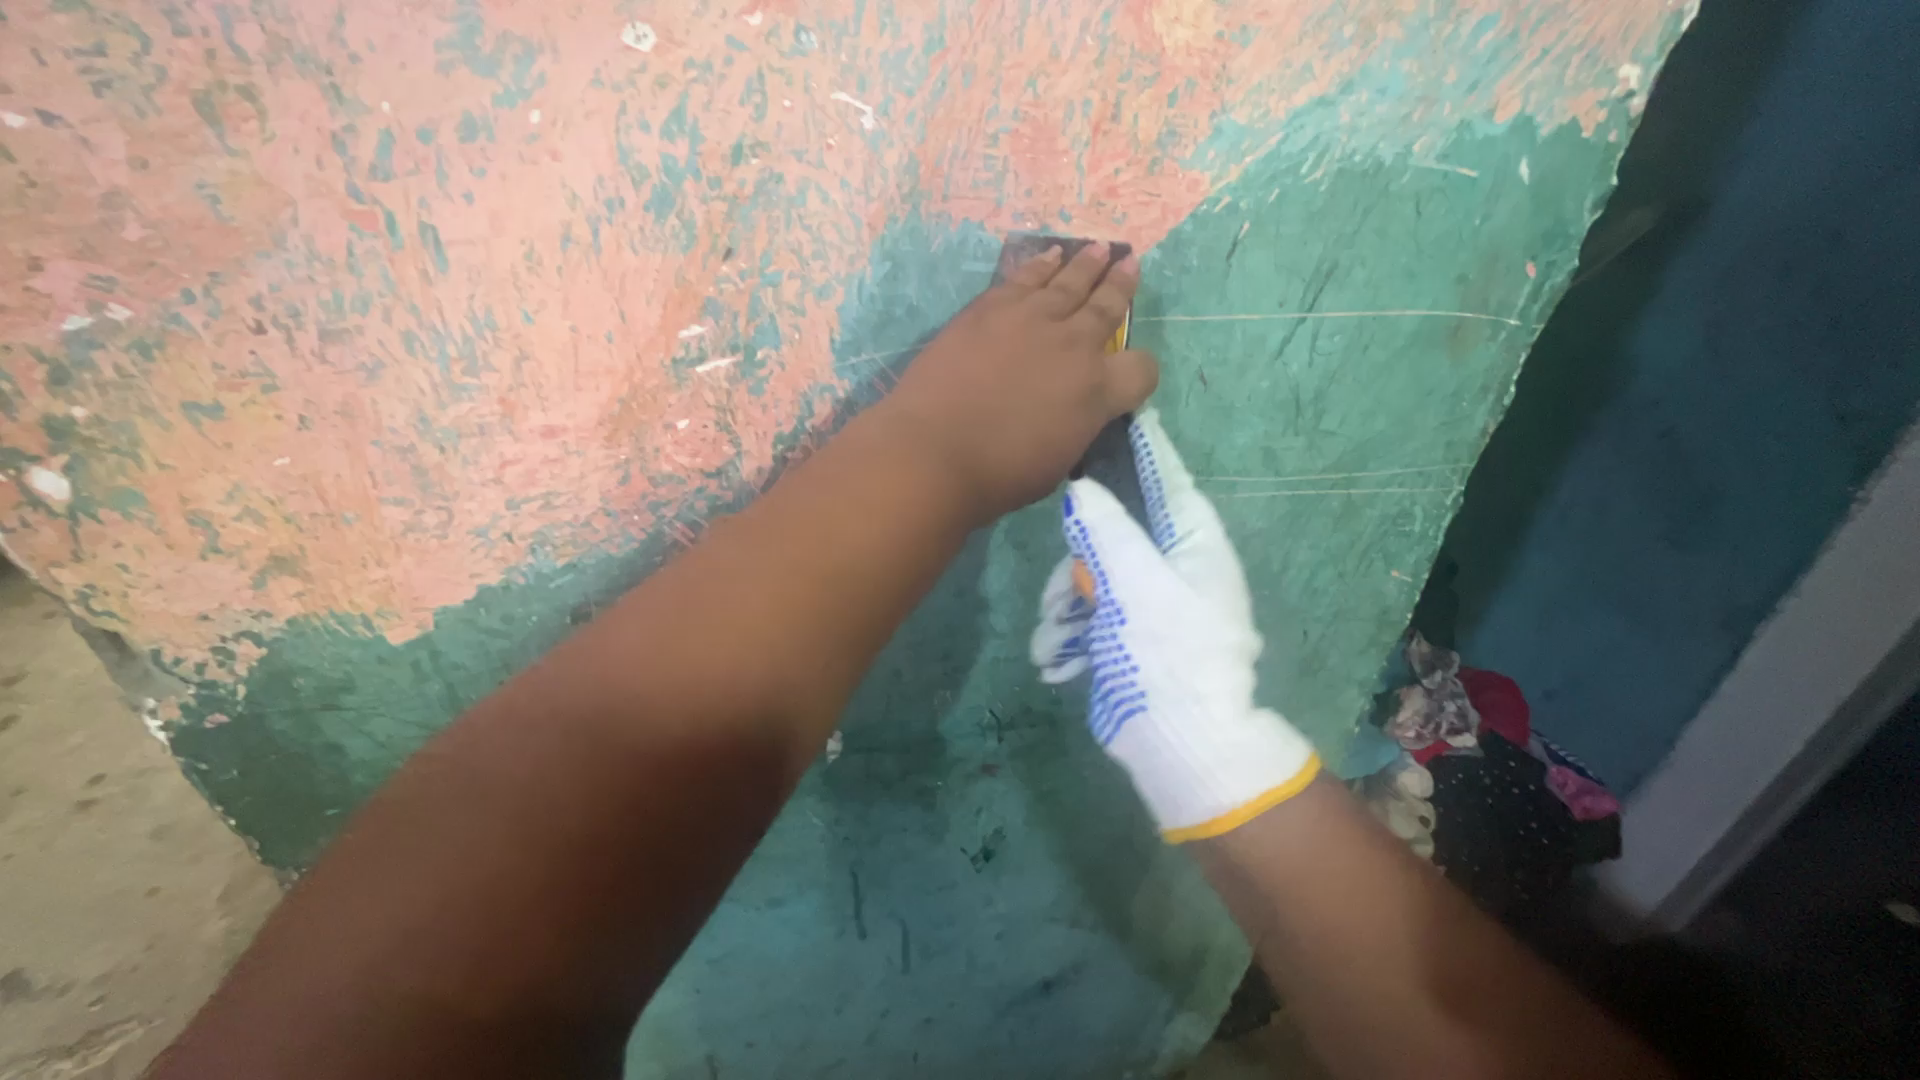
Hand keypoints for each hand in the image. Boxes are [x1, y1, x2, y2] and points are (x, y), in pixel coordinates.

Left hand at [878, 242, 1159, 520]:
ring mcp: (1032, 319)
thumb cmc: (998, 475)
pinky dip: (1041, 265)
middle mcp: (1074, 345)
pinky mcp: (991, 308)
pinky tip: (1048, 256)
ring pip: (1069, 281)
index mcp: (1097, 392)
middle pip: (1108, 305)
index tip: (1131, 374)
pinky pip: (1026, 278)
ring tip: (1098, 249)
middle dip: (1121, 284)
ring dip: (1086, 265)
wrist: (935, 451)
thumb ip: (1074, 425)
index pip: (1141, 370)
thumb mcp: (1058, 461)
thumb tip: (1070, 410)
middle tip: (1128, 263)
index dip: (1140, 372)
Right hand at [1030, 410, 1318, 841]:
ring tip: (1053, 639)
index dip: (1142, 454)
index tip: (1114, 422)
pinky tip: (1056, 660)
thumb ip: (1106, 530)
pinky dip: (1073, 637)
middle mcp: (1179, 569)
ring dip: (1068, 607)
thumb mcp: (1133, 583)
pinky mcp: (1133, 640)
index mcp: (1196, 546)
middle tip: (1064, 588)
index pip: (1169, 483)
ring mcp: (1156, 607)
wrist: (1179, 742)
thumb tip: (1082, 489)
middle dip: (1080, 563)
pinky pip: (1094, 619)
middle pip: (1118, 537)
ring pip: (1097, 580)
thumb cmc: (1166, 651)